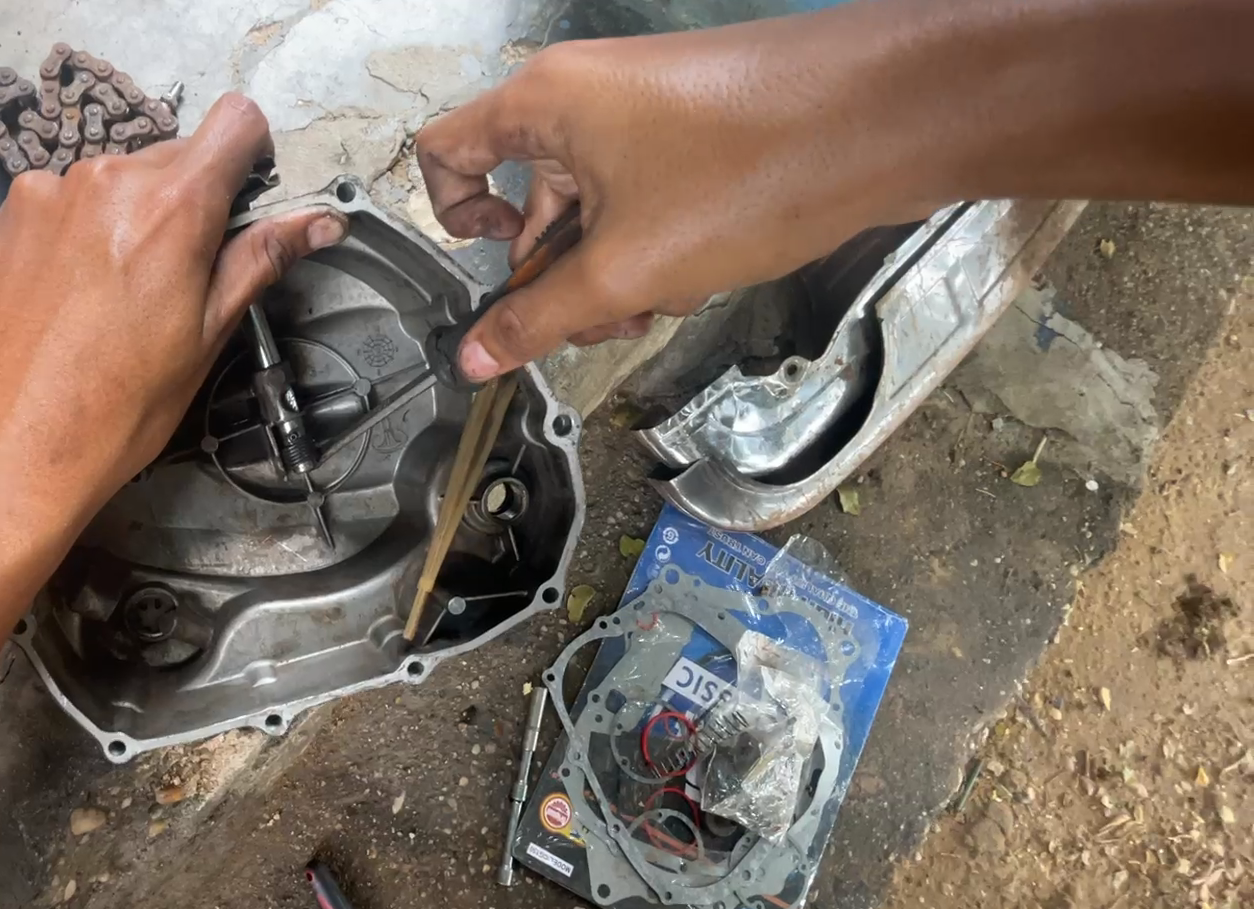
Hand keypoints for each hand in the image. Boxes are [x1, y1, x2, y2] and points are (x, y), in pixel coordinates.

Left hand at [0, 93, 346, 522]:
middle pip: (173, 160)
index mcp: (170, 206)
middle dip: (189, 209)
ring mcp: (45, 193)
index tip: (243, 211)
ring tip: (114, 305)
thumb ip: (258, 264)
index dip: (252, 161)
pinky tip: (67, 302)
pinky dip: (81, 236)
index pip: (236, 123)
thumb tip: (320, 222)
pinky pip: (64, 206)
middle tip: (177, 288)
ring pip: (116, 185)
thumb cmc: (117, 411)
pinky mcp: (3, 218)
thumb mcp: (204, 341)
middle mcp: (104, 177)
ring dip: (131, 225)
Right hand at [415, 26, 933, 379]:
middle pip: (521, 203)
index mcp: (544, 105)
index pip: (444, 153)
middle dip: (552, 275)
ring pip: (582, 217)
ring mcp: (636, 115)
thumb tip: (468, 362)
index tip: (497, 262)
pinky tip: (687, 280)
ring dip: (603, 277)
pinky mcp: (683, 134)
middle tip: (596, 317)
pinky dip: (642, 251)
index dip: (452, 216)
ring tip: (655, 305)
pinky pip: (629, 204)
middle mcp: (579, 100)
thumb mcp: (621, 272)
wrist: (911, 112)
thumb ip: (533, 322)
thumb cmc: (748, 178)